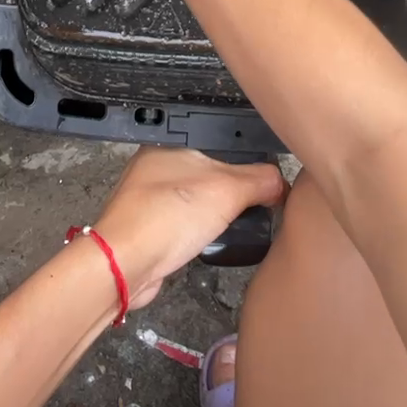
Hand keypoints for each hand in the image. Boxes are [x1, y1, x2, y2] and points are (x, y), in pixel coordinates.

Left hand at [86, 148, 286, 310]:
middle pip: (207, 172)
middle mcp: (155, 166)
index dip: (243, 159)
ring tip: (232, 225)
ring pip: (196, 199)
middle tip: (253, 205)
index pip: (215, 143)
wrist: (127, 263)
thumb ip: (260, 180)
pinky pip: (184, 223)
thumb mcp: (228, 190)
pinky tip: (208, 240)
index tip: (264, 180)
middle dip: (231, 190)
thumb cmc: (168, 216)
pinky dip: (199, 231)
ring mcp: (148, 197)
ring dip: (215, 213)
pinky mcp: (148, 226)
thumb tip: (280, 183)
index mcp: (168, 144)